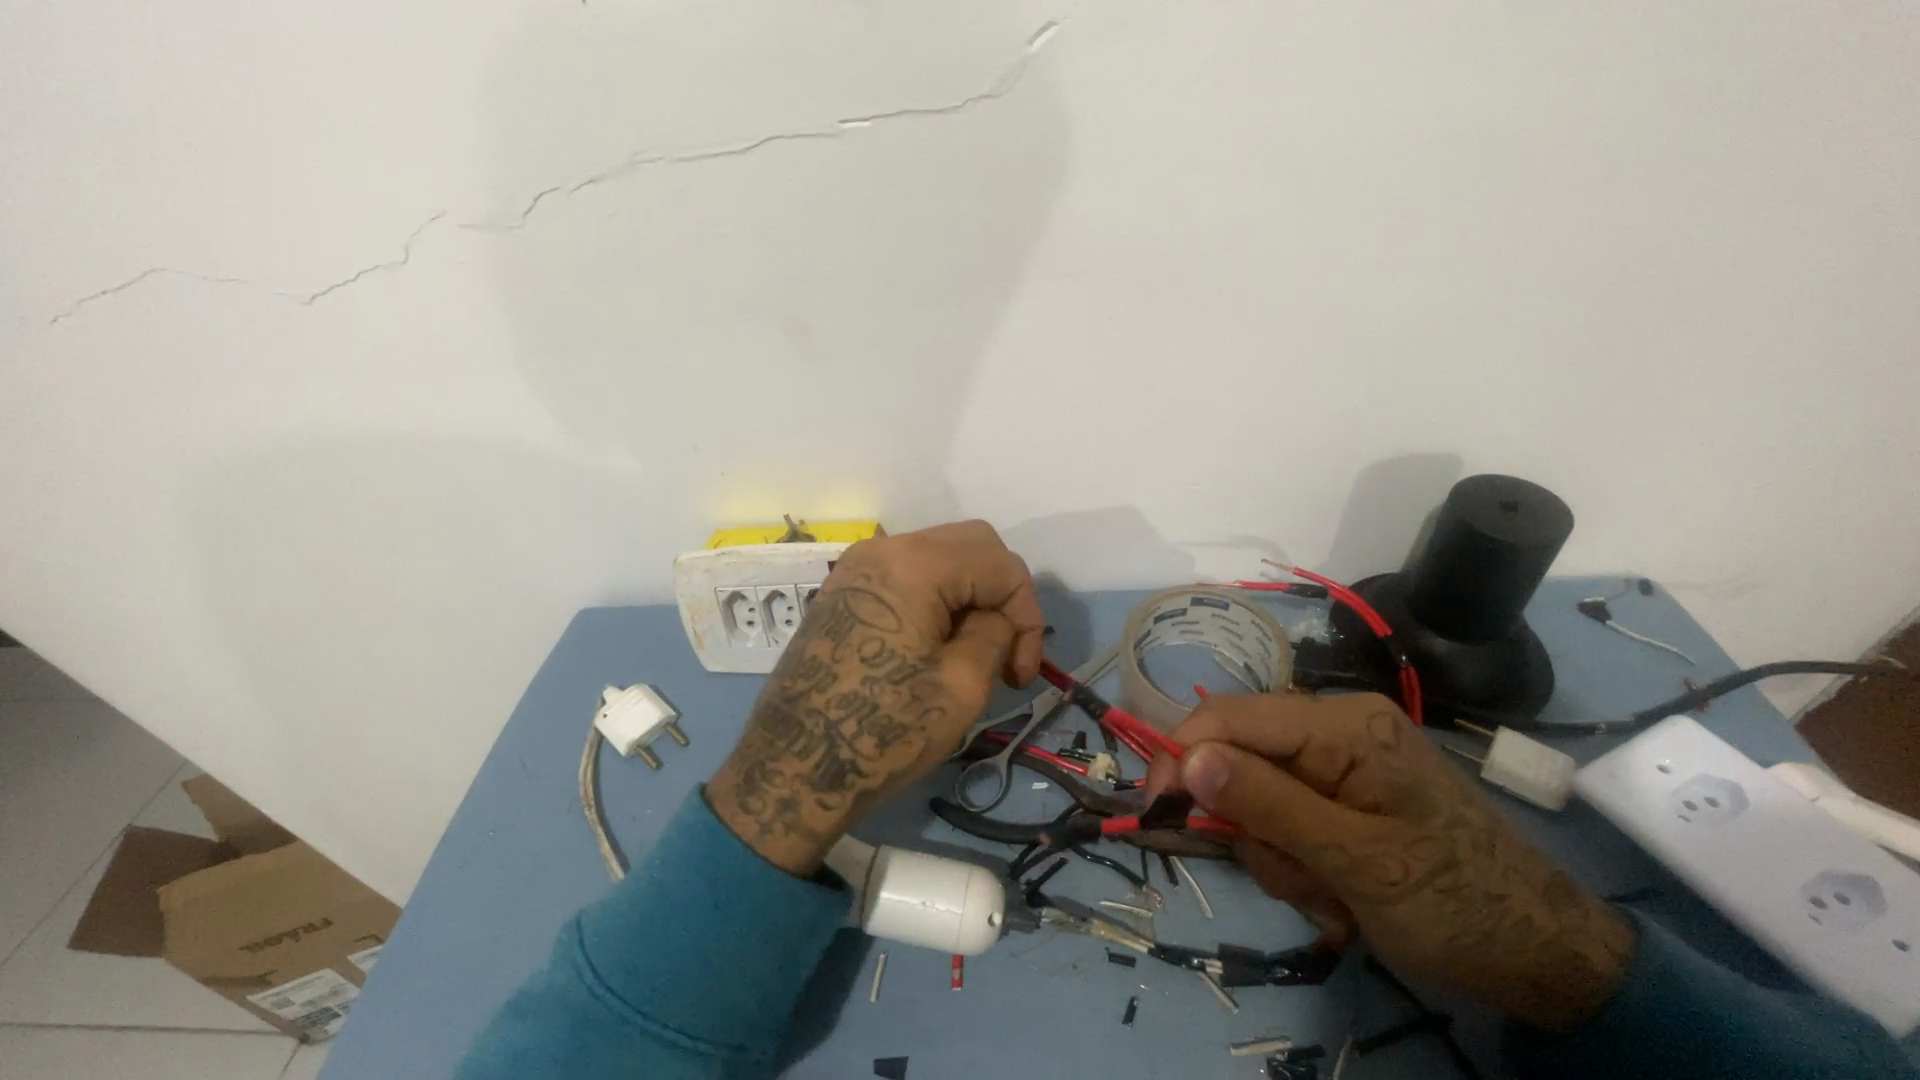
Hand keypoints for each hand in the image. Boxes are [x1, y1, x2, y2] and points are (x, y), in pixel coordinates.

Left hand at [706, 521, 1045, 874]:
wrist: (793, 767)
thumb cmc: (882, 730)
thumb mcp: (962, 686)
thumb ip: (995, 633)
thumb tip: (996, 616)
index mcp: (916, 565)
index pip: (1003, 566)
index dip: (1027, 615)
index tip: (1022, 673)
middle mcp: (884, 549)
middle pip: (973, 546)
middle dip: (1002, 596)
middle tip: (1007, 655)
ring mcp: (857, 567)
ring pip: (941, 557)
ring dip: (971, 597)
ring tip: (977, 654)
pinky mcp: (845, 590)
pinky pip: (909, 575)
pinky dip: (938, 599)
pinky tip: (940, 646)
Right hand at [1149, 692, 1635, 1031]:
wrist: (1542, 955)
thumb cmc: (1455, 904)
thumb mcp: (1354, 859)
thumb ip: (1268, 803)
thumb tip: (1187, 759)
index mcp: (1342, 725)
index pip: (1230, 717)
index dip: (1181, 758)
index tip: (1160, 815)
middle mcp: (1336, 730)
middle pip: (1238, 761)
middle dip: (1253, 829)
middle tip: (1299, 879)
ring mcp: (1341, 764)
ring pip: (1255, 800)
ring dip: (1279, 857)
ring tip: (1332, 897)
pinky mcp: (1344, 796)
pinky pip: (1284, 819)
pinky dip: (1297, 863)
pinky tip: (1340, 895)